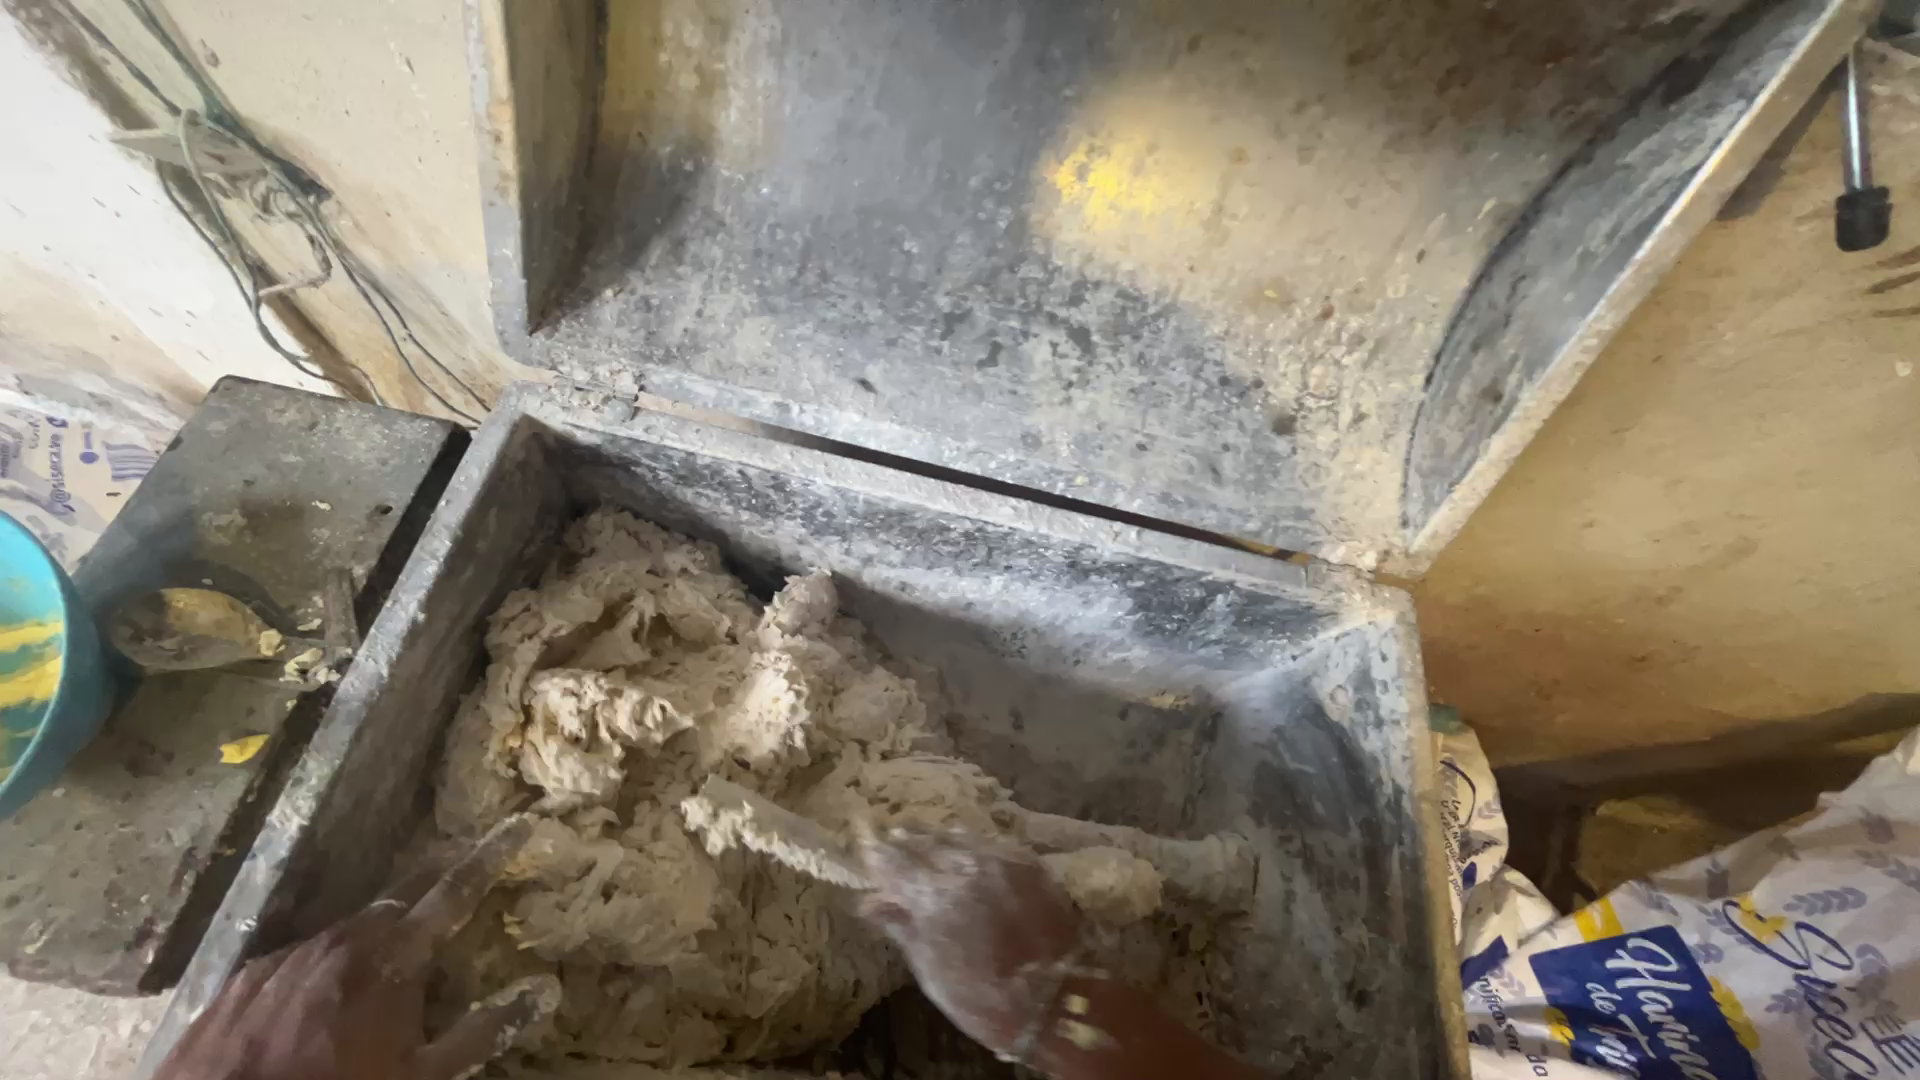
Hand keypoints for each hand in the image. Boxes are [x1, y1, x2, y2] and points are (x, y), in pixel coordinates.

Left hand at [154, 815, 558, 1079]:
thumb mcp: (420, 1077)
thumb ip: (481, 1031)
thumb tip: (544, 989)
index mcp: (393, 957)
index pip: (456, 890)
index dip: (491, 855)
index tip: (520, 823)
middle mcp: (342, 940)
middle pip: (402, 894)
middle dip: (436, 879)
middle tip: (460, 871)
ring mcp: (286, 957)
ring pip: (349, 927)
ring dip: (379, 928)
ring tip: (390, 948)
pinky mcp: (240, 983)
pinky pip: (299, 957)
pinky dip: (324, 962)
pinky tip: (321, 991)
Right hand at [857, 829, 1084, 1060]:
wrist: (1058, 1000)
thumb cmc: (984, 998)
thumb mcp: (932, 970)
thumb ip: (902, 927)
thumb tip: (870, 903)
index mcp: (933, 894)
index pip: (892, 859)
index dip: (877, 856)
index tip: (869, 855)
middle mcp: (963, 864)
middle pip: (923, 839)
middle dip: (905, 843)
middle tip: (894, 844)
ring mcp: (997, 856)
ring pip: (955, 834)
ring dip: (937, 840)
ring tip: (928, 847)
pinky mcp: (1025, 858)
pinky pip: (987, 841)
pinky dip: (970, 846)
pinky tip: (966, 856)